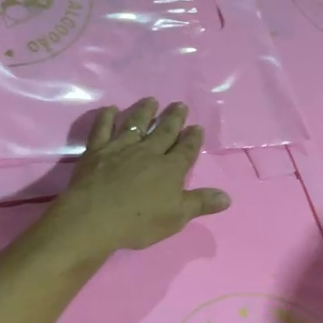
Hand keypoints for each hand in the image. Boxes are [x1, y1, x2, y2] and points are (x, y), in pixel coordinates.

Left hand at [40, 97, 232, 257]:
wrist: (94, 217)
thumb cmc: (138, 222)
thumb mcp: (175, 218)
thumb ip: (200, 203)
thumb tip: (227, 196)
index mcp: (169, 169)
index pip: (185, 150)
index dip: (193, 139)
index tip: (197, 127)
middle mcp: (147, 152)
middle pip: (163, 132)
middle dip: (173, 118)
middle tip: (179, 105)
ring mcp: (120, 148)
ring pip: (135, 124)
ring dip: (144, 111)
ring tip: (151, 100)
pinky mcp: (97, 150)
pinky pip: (103, 129)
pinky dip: (107, 118)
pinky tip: (111, 109)